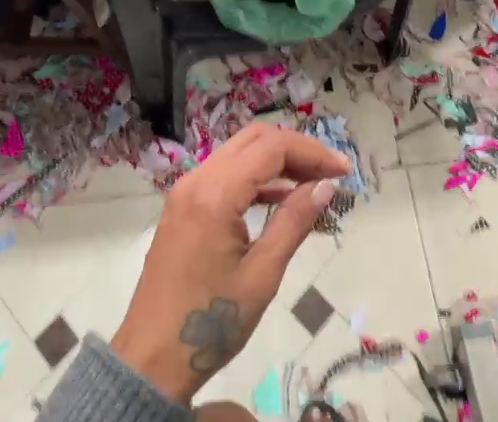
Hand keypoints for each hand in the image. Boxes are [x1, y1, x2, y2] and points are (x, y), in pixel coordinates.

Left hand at [110, 124, 349, 404]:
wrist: (152, 357)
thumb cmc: (212, 322)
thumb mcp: (262, 274)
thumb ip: (293, 222)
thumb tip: (325, 186)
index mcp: (215, 194)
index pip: (272, 148)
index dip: (312, 152)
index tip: (344, 171)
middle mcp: (196, 180)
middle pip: (253, 140)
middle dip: (296, 149)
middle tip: (330, 173)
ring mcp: (185, 192)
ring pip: (237, 153)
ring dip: (276, 160)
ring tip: (314, 183)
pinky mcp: (182, 207)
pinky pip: (223, 174)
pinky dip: (254, 177)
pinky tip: (281, 197)